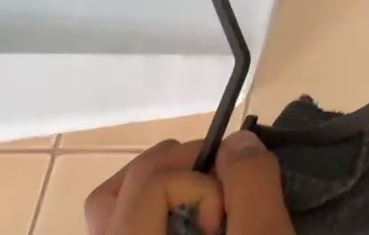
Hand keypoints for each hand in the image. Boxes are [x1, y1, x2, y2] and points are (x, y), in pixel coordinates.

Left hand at [85, 131, 294, 234]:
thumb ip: (252, 183)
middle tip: (221, 194)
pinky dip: (159, 213)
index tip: (229, 214)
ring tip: (206, 209)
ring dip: (166, 191)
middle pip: (120, 189)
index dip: (199, 182)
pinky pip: (128, 227)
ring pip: (117, 210)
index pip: (151, 182)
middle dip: (180, 173)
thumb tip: (236, 142)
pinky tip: (196, 228)